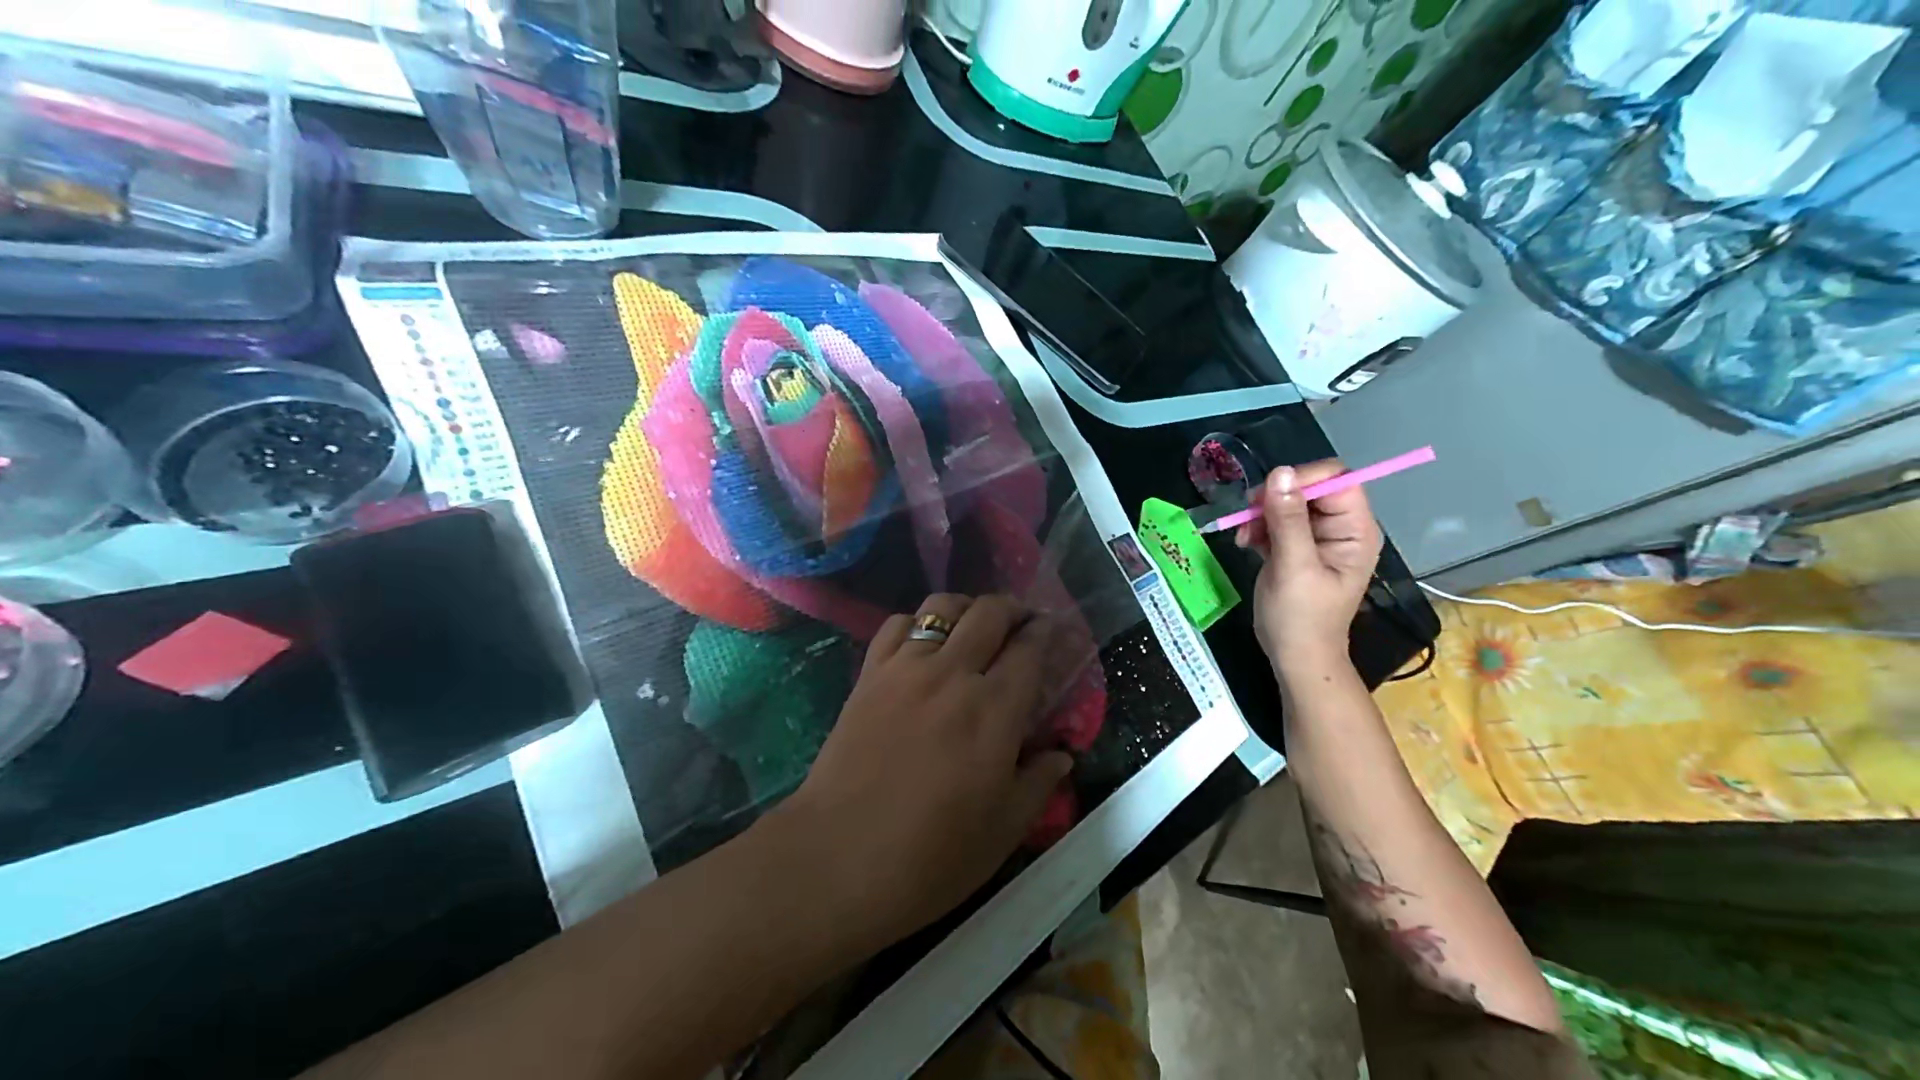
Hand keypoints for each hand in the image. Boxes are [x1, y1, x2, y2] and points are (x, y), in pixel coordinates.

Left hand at [769, 594, 1073, 948]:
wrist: (839, 857)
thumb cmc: (932, 856)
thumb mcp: (1003, 830)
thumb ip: (1038, 782)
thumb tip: (1061, 754)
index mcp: (994, 710)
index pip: (1029, 649)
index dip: (1045, 632)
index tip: (1051, 631)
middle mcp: (952, 674)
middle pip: (989, 613)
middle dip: (1012, 608)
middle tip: (1021, 622)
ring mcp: (905, 669)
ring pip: (940, 608)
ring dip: (966, 608)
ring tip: (973, 626)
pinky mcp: (868, 676)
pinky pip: (895, 626)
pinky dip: (916, 623)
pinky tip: (921, 644)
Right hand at [1233, 461, 1381, 684]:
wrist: (1294, 656)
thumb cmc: (1301, 618)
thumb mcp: (1293, 568)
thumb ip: (1288, 520)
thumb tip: (1280, 472)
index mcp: (1354, 531)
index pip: (1336, 480)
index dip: (1303, 480)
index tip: (1268, 497)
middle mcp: (1340, 528)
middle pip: (1309, 487)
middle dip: (1275, 498)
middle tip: (1248, 518)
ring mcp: (1317, 537)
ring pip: (1287, 501)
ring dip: (1261, 514)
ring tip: (1244, 536)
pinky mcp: (1295, 546)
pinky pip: (1276, 520)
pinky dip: (1257, 526)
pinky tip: (1245, 543)